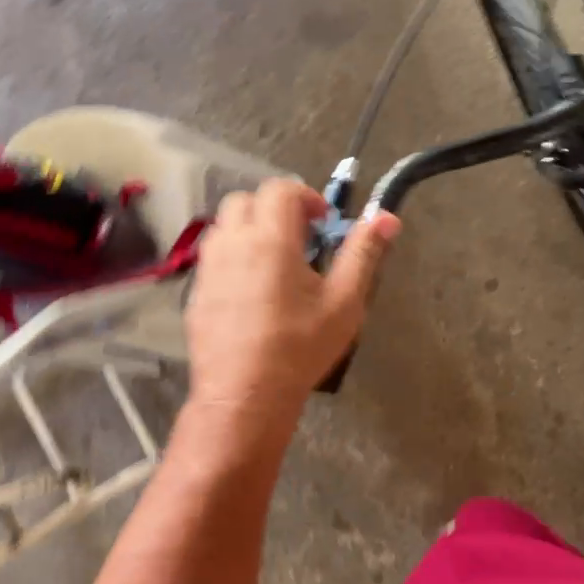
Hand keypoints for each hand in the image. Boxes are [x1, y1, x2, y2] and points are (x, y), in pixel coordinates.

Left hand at [183, 179, 400, 426]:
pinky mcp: (196, 293)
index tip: (324, 222)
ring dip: (251, 229)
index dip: (305, 196)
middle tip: (302, 239)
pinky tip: (254, 292)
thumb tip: (386, 217)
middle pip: (246, 200)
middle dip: (274, 208)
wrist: (245, 394)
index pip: (280, 189)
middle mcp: (233, 244)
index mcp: (270, 240)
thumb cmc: (300, 347)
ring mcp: (208, 268)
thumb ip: (364, 254)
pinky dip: (234, 257)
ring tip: (277, 263)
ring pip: (225, 227)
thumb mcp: (344, 302)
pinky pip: (214, 258)